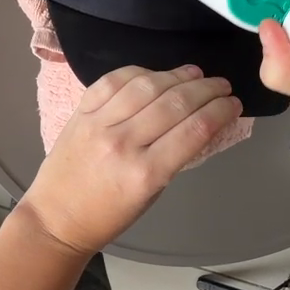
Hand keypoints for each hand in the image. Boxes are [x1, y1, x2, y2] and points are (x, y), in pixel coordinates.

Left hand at [20, 65, 242, 255]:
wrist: (56, 217)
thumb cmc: (108, 215)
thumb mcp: (152, 194)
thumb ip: (175, 157)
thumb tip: (202, 122)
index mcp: (145, 173)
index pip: (194, 130)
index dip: (220, 111)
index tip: (233, 104)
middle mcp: (123, 143)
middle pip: (174, 103)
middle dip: (206, 90)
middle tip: (222, 85)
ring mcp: (99, 124)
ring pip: (146, 86)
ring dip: (177, 75)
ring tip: (196, 73)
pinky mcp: (80, 112)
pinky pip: (113, 80)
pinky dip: (139, 72)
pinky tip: (156, 74)